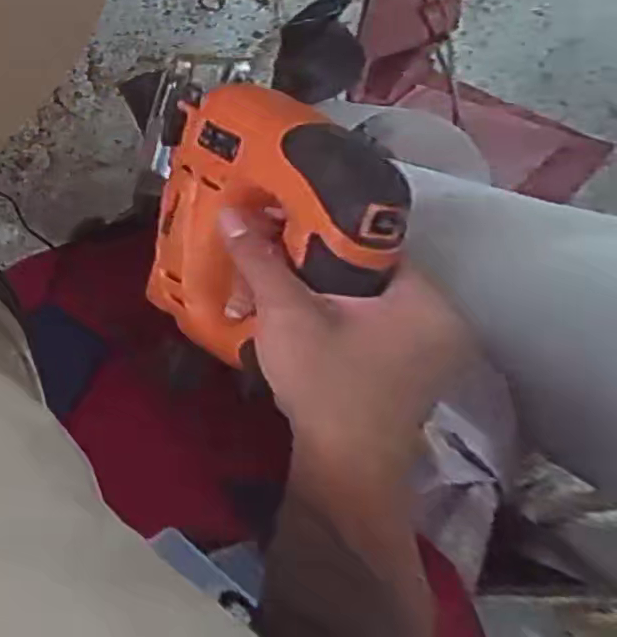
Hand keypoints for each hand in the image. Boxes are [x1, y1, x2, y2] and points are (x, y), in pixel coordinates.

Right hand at [218, 207, 474, 478]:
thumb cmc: (325, 378)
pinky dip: (318, 309)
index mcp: (428, 304)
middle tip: (256, 252)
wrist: (344, 455)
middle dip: (302, 260)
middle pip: (361, 270)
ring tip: (259, 285)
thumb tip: (229, 213)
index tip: (270, 220)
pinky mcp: (400, 364)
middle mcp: (439, 321)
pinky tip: (282, 313)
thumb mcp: (285, 311)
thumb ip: (259, 259)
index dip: (317, 227)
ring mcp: (422, 347)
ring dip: (304, 286)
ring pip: (355, 295)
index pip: (372, 245)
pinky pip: (356, 318)